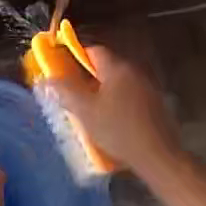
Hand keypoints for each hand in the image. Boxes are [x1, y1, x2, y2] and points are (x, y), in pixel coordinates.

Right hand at [41, 45, 183, 175]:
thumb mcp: (85, 112)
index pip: (94, 50)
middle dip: (88, 75)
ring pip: (119, 81)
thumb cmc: (117, 130)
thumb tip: (48, 77)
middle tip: (73, 91)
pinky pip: (130, 93)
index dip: (76, 55)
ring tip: (89, 107)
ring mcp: (147, 86)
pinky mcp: (155, 103)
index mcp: (117, 68)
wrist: (157, 155)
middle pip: (107, 65)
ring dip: (103, 89)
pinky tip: (110, 118)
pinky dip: (117, 100)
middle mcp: (134, 71)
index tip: (63, 67)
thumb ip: (65, 91)